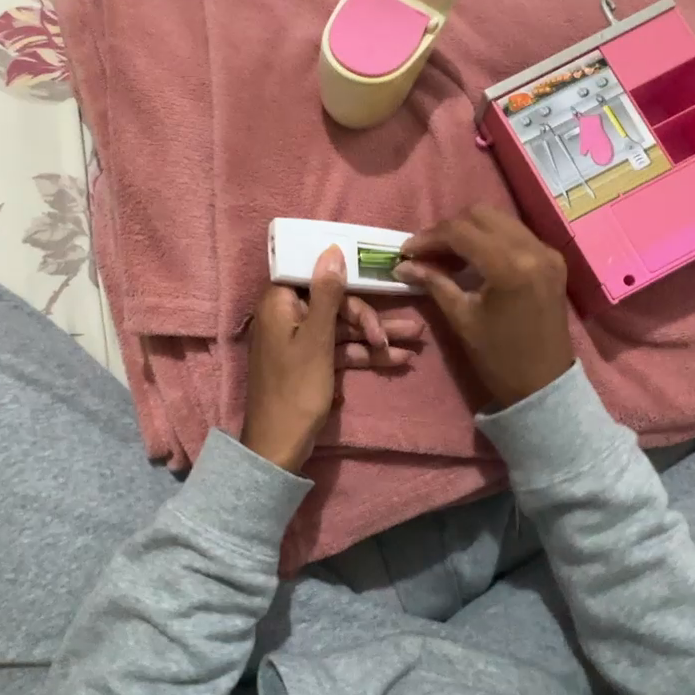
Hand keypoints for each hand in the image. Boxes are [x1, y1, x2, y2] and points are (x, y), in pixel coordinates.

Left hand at [243, 246, 420, 471]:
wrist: (279, 445)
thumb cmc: (295, 388)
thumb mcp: (317, 339)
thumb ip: (327, 294)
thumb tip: (331, 250)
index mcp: (279, 304)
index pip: (315, 275)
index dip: (346, 276)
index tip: (377, 277)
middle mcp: (287, 317)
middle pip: (334, 304)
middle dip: (371, 317)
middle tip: (408, 331)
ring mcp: (299, 342)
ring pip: (342, 329)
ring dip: (375, 336)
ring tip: (416, 342)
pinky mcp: (310, 363)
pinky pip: (339, 350)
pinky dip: (364, 354)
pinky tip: (398, 360)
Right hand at [395, 205, 574, 406]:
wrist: (544, 384)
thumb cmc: (499, 358)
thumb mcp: (462, 318)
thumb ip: (434, 282)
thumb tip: (404, 264)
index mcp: (510, 266)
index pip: (460, 231)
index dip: (429, 238)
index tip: (406, 251)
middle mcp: (533, 249)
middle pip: (481, 215)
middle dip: (449, 229)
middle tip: (427, 252)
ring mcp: (548, 252)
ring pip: (500, 220)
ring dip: (470, 231)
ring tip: (447, 256)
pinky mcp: (553, 260)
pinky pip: (516, 234)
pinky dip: (491, 239)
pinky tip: (474, 260)